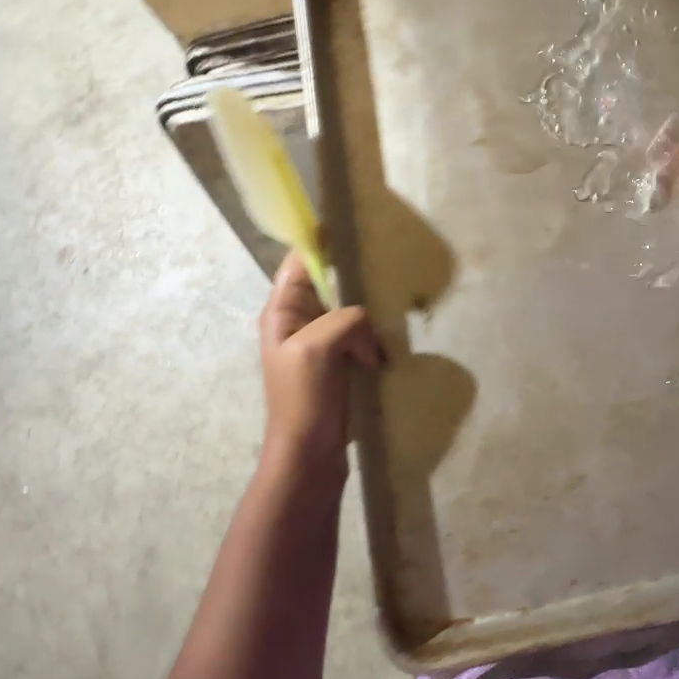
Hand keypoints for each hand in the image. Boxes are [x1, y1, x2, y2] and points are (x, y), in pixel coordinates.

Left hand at [258, 254, 382, 475]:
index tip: (351, 222)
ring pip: (350, 310)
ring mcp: (321, 344)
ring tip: (396, 304)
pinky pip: (361, 336)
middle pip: (329, 283)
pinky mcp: (342, 364)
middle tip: (388, 263)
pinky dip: (375, 336)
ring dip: (369, 310)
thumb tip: (369, 329)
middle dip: (355, 275)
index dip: (320, 239)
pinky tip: (390, 344)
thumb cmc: (303, 399)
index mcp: (282, 312)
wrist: (309, 456)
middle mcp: (299, 322)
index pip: (299, 262)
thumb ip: (345, 319)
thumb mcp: (316, 348)